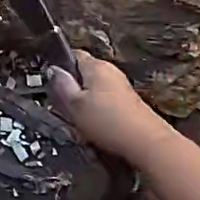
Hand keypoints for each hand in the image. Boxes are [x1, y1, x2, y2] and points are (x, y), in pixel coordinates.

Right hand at [48, 51, 171, 158]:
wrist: (147, 144)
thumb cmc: (109, 122)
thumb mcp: (74, 104)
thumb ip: (61, 84)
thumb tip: (52, 70)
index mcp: (96, 66)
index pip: (72, 55)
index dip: (59, 67)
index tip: (52, 83)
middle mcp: (111, 72)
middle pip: (83, 73)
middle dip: (72, 88)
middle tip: (63, 105)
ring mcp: (122, 88)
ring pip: (93, 89)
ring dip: (84, 101)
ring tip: (78, 119)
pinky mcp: (129, 103)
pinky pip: (105, 101)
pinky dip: (98, 110)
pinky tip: (95, 125)